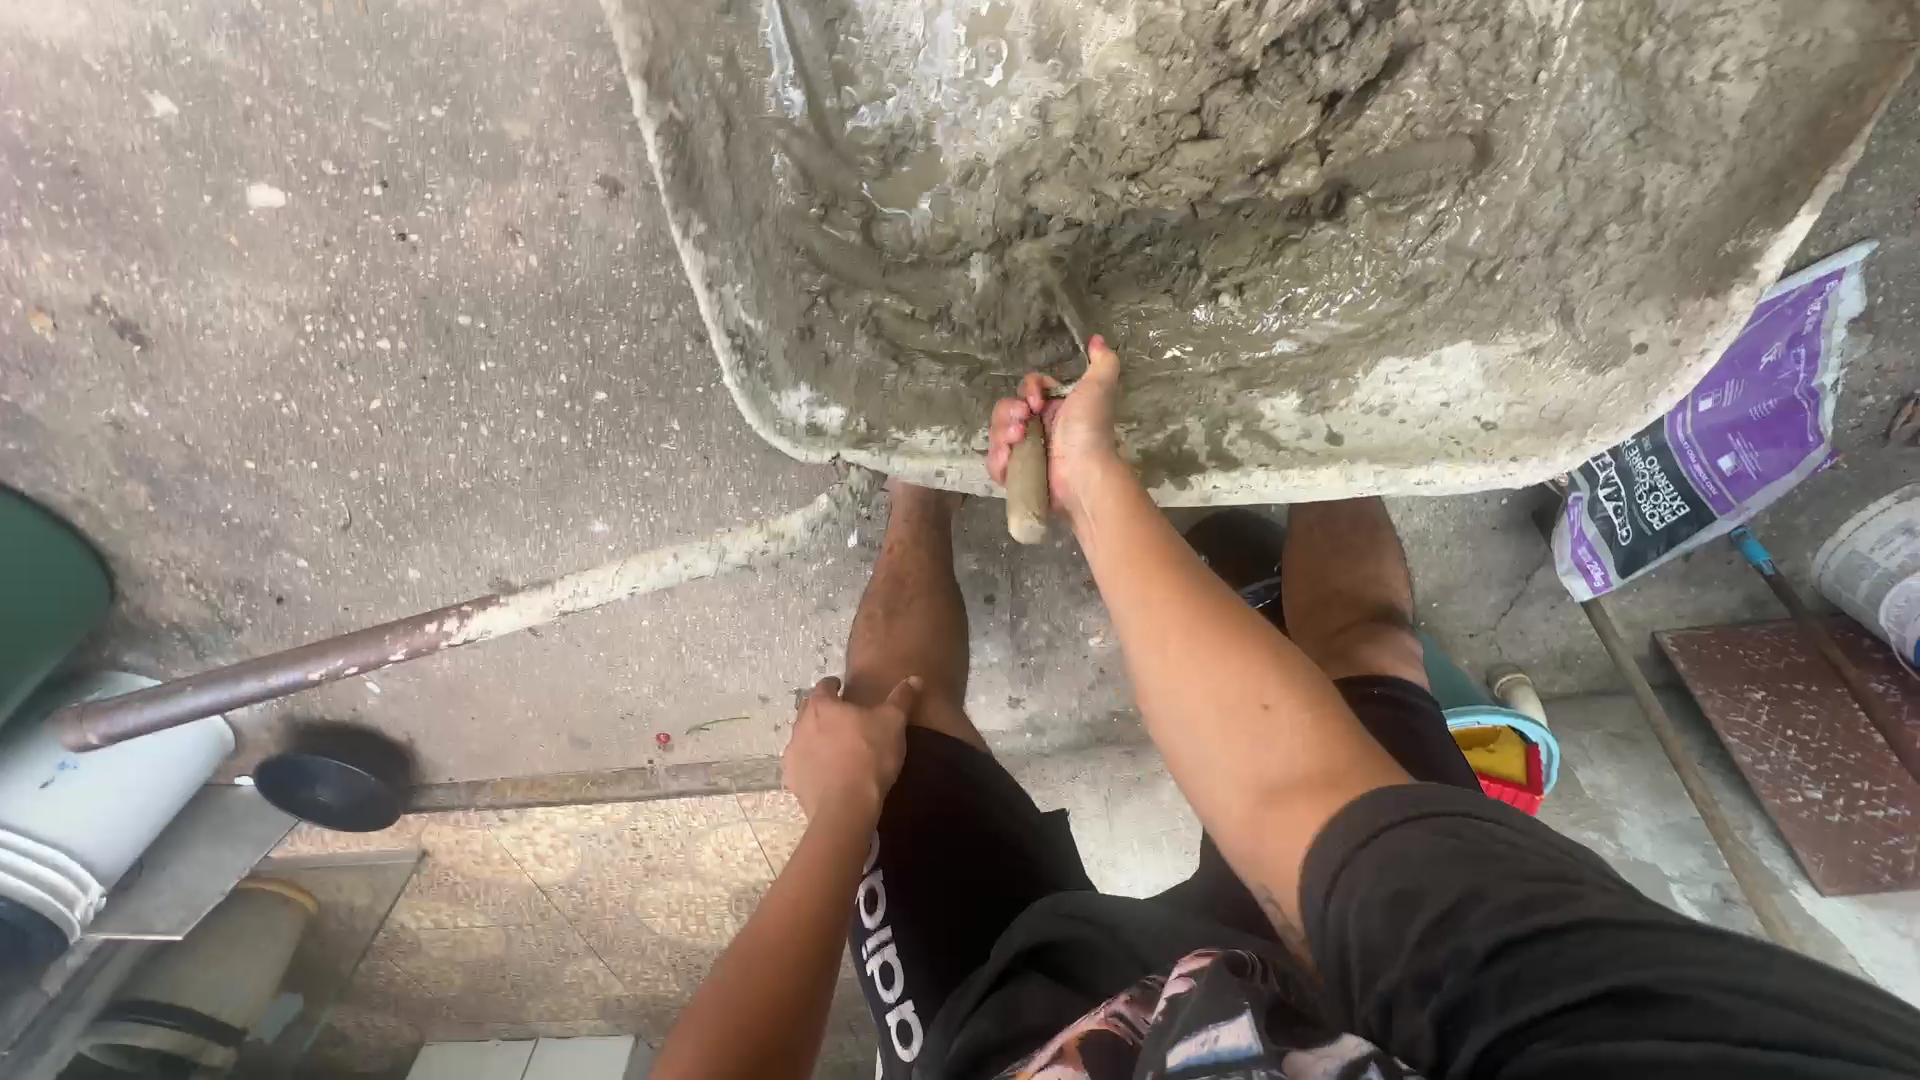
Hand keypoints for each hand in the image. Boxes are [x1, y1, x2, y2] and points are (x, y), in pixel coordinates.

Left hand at [782, 675, 919, 824]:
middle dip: (822, 709)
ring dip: (814, 736)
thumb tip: (914, 678)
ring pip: (802, 736)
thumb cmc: (870, 756)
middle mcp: (801, 724)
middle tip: (841, 716)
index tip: (843, 688)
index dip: (834, 685)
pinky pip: (799, 764)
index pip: (824, 686)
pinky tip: (824, 772)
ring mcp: (792, 753)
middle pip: (808, 709)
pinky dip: (810, 763)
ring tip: (834, 745)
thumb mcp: (893, 722)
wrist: (846, 806)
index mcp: (823, 706)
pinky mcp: (791, 779)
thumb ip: (902, 698)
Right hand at [985, 334, 1122, 526]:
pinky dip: (998, 459)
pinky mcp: (1016, 475)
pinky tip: (1009, 458)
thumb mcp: (1100, 387)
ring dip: (1002, 434)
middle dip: (1009, 412)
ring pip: (997, 434)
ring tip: (1018, 441)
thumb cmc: (1090, 429)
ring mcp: (1026, 452)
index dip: (1027, 390)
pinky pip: (995, 463)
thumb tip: (1096, 339)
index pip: (1027, 389)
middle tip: (1024, 423)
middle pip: (1006, 410)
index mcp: (1054, 408)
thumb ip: (1102, 361)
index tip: (1037, 401)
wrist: (1084, 472)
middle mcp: (1038, 428)